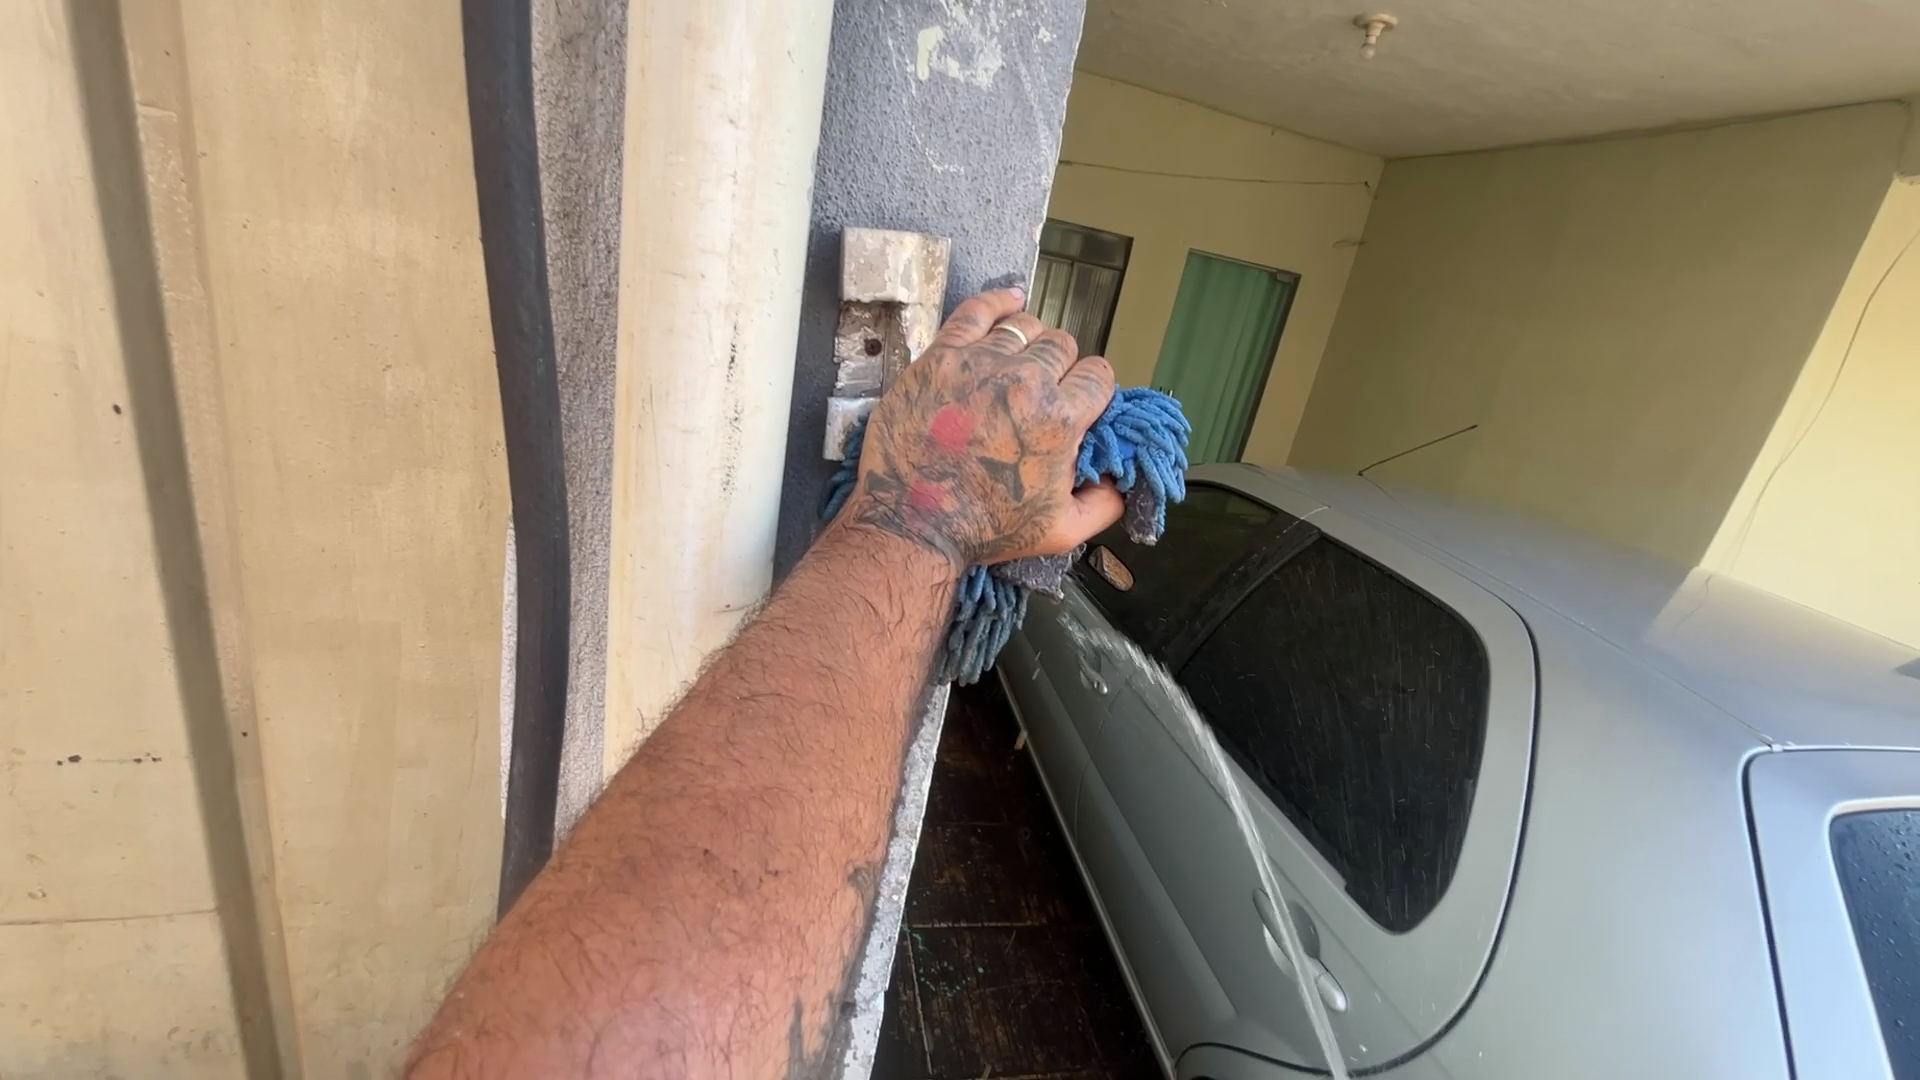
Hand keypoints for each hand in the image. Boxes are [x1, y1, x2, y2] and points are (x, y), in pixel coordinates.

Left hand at [847, 287, 1123, 568]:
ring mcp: (980, 365)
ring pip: (1025, 326)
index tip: (1079, 400)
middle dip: (1060, 367)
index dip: (1092, 389)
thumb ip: (1105, 504)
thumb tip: (1121, 480)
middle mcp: (1025, 383)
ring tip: (1020, 360)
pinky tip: (1008, 301)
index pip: (1098, 375)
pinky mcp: (941, 358)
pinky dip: (997, 302)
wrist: (913, 522)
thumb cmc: (983, 529)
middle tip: (1041, 392)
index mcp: (1060, 420)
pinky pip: (977, 311)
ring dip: (1030, 340)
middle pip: (1062, 346)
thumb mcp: (1061, 532)